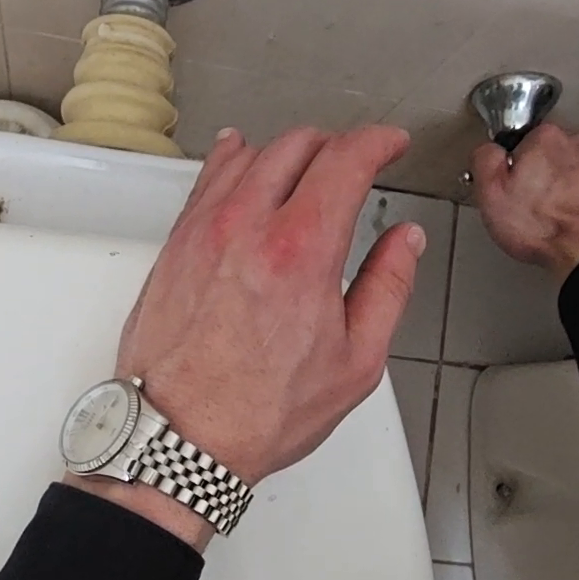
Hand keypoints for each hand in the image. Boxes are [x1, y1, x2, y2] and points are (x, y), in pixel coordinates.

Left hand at [68, 125, 425, 548]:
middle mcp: (247, 228)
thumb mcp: (354, 364)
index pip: (346, 158)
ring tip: (302, 168)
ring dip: (285, 153)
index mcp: (301, 251)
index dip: (377, 141)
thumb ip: (388, 289)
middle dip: (334, 145)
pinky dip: (232, 162)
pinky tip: (239, 162)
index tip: (388, 146)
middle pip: (297, 146)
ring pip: (248, 155)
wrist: (179, 438)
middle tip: (350, 163)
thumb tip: (405, 243)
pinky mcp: (174, 248)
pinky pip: (205, 181)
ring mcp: (203, 233)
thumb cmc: (258, 413)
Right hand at [471, 125, 578, 283]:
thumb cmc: (544, 226)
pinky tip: (564, 222)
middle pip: (543, 157)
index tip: (504, 190)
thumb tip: (487, 152)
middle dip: (533, 178)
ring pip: (566, 172)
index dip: (506, 171)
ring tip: (544, 219)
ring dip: (555, 190)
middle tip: (522, 207)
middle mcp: (577, 143)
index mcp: (544, 138)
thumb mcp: (490, 193)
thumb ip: (484, 160)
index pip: (515, 144)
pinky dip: (574, 203)